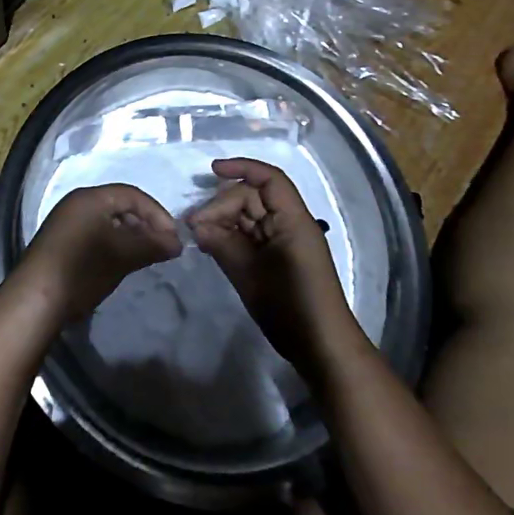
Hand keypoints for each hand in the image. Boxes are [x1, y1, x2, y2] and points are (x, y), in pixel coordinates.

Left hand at [20, 185, 180, 321]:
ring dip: (130, 235)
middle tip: (163, 248)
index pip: (132, 195)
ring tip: (146, 257)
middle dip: (145, 224)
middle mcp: (77, 203)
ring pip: (108, 220)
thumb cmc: (82, 268)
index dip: (157, 214)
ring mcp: (68, 221)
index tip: (174, 239)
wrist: (38, 297)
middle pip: (120, 205)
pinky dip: (114, 242)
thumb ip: (152, 245)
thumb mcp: (122, 255)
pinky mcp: (63, 240)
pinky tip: (123, 261)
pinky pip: (96, 232)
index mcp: (90, 198)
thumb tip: (177, 243)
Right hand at [192, 158, 365, 369]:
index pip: (269, 180)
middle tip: (193, 227)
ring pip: (246, 216)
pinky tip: (209, 245)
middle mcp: (288, 225)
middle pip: (251, 197)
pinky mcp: (274, 257)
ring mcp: (281, 242)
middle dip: (220, 205)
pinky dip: (227, 235)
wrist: (320, 346)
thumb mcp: (249, 273)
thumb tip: (195, 225)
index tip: (211, 171)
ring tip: (198, 237)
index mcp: (293, 221)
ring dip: (220, 221)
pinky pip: (247, 235)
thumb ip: (221, 243)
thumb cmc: (291, 304)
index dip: (242, 168)